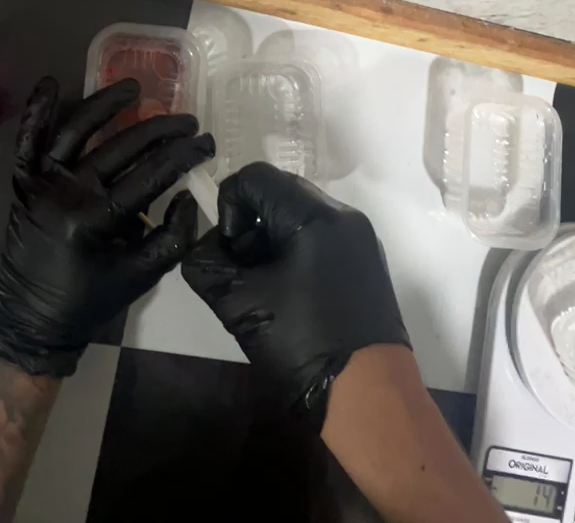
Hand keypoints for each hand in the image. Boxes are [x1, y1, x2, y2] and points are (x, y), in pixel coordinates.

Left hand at [0, 76, 212, 376]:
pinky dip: (37, 110)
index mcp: (97, 220)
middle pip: (121, 147)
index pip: (150, 175)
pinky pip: (27, 139)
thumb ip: (173, 235)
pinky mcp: (22, 180)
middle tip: (187, 120)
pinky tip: (50, 81)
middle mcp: (67, 192)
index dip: (183, 155)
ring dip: (106, 103)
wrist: (31, 319)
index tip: (206, 142)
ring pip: (75, 129)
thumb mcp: (143, 276)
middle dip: (160, 130)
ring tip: (134, 87)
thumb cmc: (91, 299)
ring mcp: (41, 182)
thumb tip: (189, 194)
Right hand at [181, 162, 409, 423]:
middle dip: (250, 224)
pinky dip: (295, 251)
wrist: (370, 397)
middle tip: (242, 270)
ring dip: (271, 239)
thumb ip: (206, 265)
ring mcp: (360, 238)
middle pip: (279, 192)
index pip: (255, 177)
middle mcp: (343, 216)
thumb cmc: (304, 344)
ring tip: (265, 287)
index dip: (229, 206)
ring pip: (299, 215)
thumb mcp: (239, 304)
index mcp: (315, 216)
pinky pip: (320, 236)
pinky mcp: (366, 262)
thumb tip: (204, 248)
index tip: (230, 252)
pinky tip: (290, 295)